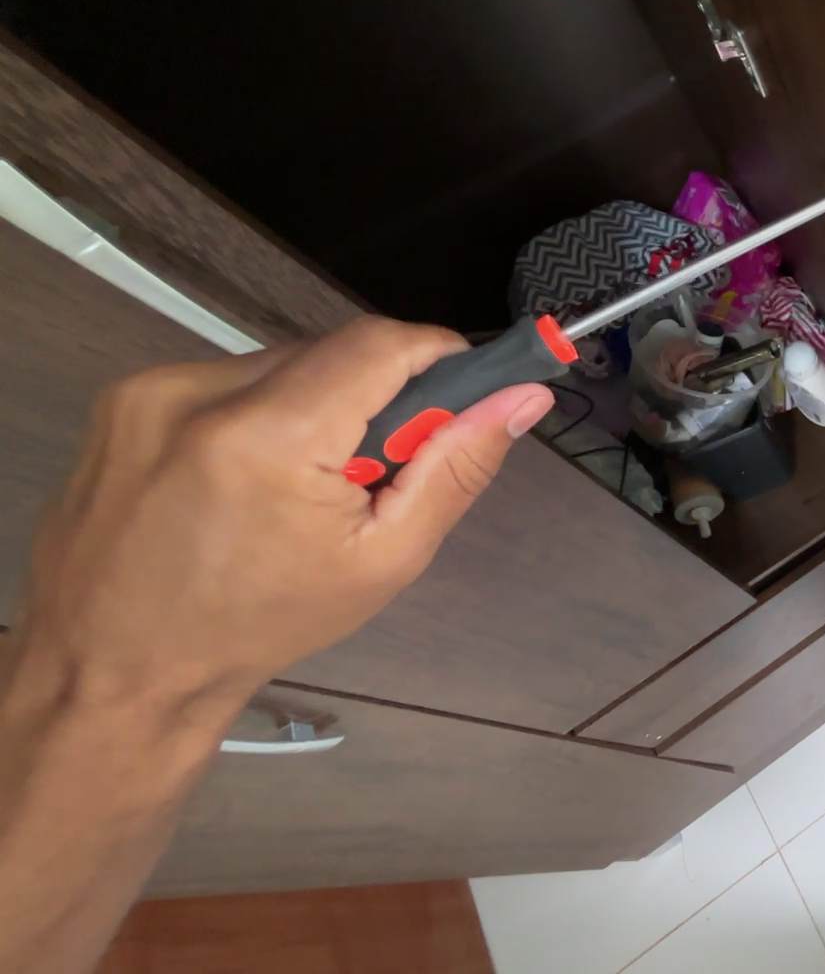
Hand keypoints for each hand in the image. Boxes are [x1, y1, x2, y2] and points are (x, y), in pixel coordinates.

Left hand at [13, 316, 553, 710]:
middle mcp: (200, 392)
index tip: (469, 394)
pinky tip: (269, 471)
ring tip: (324, 476)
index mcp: (270, 437)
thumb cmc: (269, 620)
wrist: (113, 666)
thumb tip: (526, 398)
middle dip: (389, 392)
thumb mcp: (391, 555)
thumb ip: (460, 466)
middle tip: (392, 463)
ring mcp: (152, 390)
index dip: (442, 355)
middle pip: (341, 351)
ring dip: (335, 401)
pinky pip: (245, 377)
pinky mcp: (129, 398)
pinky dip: (283, 408)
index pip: (383, 343)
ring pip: (296, 362)